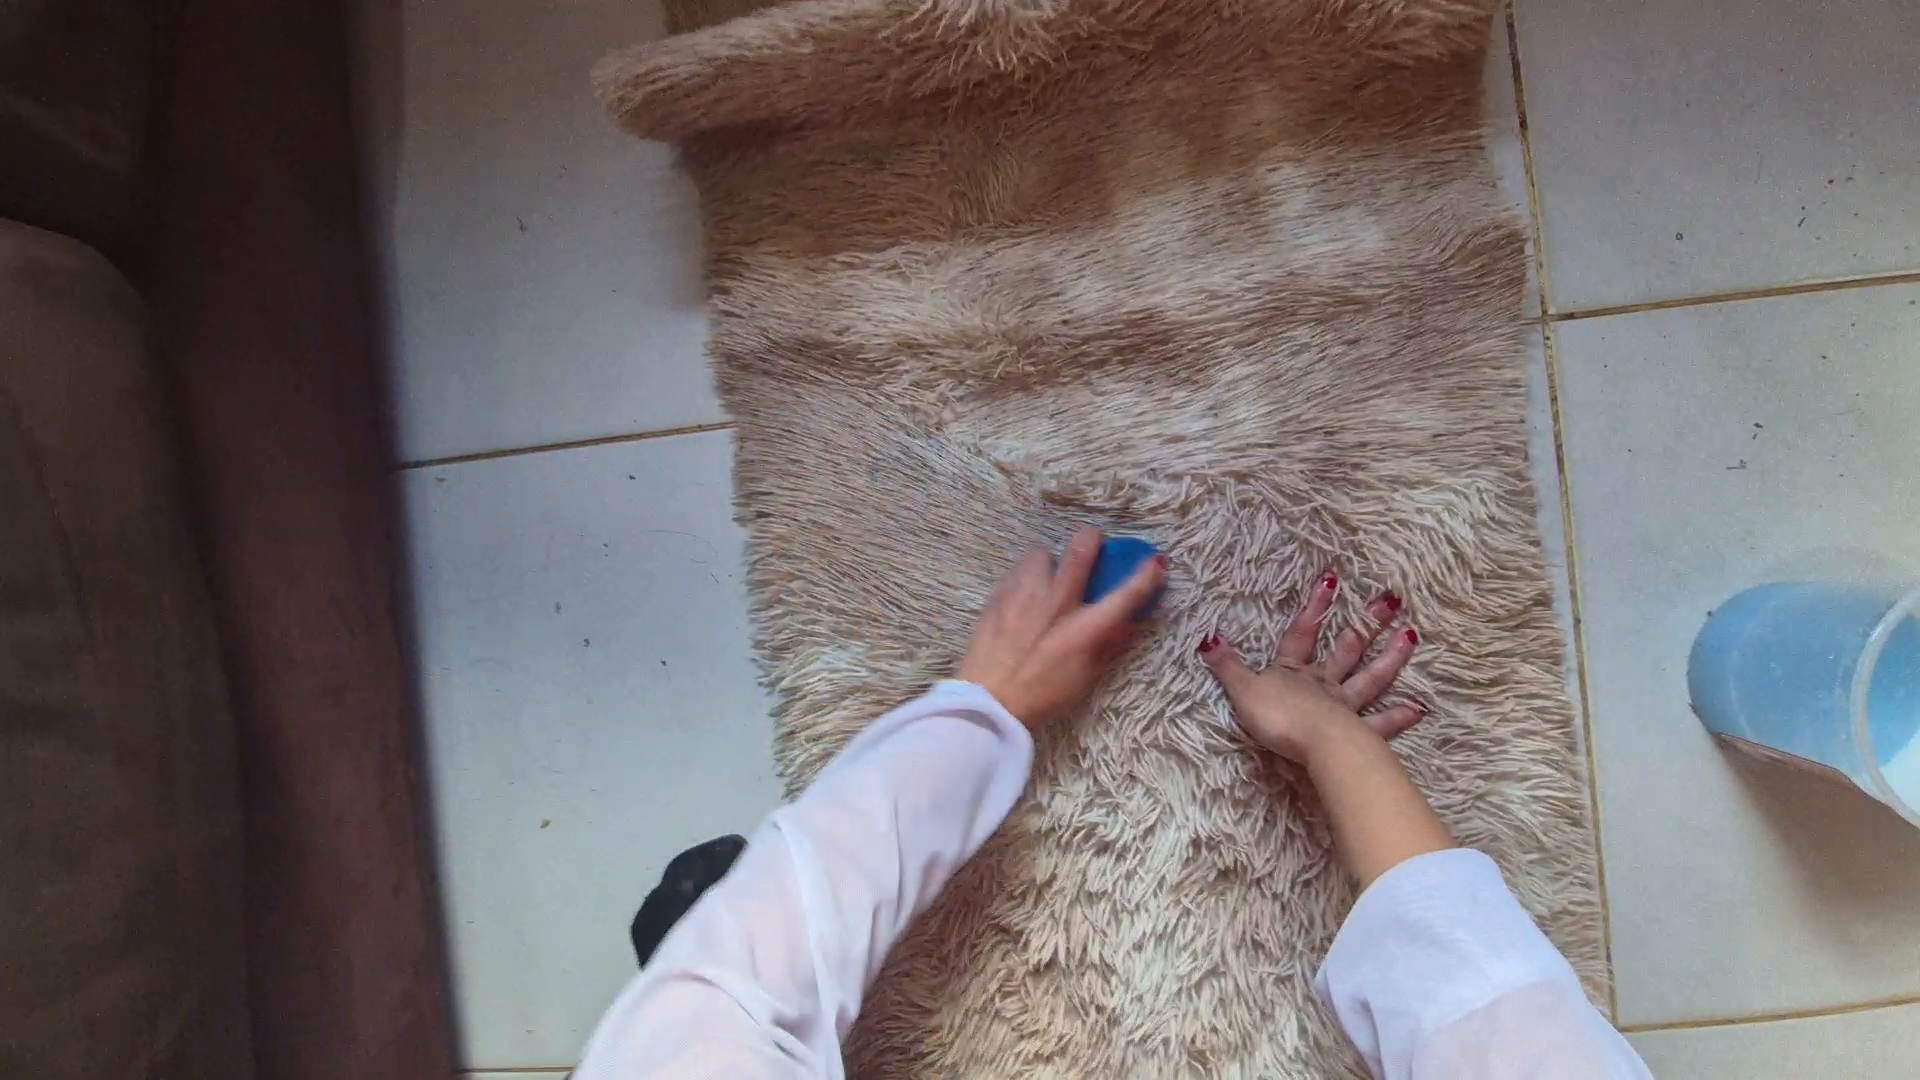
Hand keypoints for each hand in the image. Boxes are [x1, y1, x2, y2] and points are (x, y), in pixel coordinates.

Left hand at [958, 527, 1166, 727]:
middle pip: (1079, 550)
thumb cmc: (1042, 696)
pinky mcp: (998, 596)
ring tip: (1046, 575)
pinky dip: (1024, 576)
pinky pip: (1016, 571)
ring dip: (1048, 560)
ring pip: (1040, 552)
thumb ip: (1108, 644)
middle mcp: (1057, 604)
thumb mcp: (1084, 677)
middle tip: (1092, 540)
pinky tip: (1022, 594)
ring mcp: (1024, 595)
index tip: (1156, 562)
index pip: (1125, 596)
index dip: (1146, 576)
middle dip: (1091, 538)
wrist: (989, 701)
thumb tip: (1131, 621)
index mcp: (1084, 629)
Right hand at [1198, 571, 1424, 763]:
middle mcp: (1323, 684)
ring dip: (1390, 657)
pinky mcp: (1361, 735)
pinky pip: (1382, 724)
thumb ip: (1227, 665)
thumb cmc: (1278, 718)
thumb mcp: (1242, 689)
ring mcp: (1346, 708)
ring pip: (1371, 678)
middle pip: (1346, 649)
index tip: (1332, 579)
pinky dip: (1400, 716)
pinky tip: (1420, 707)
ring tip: (1411, 635)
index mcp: (1294, 671)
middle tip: (1390, 600)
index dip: (1314, 607)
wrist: (1315, 748)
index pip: (1303, 632)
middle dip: (1365, 624)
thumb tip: (1207, 638)